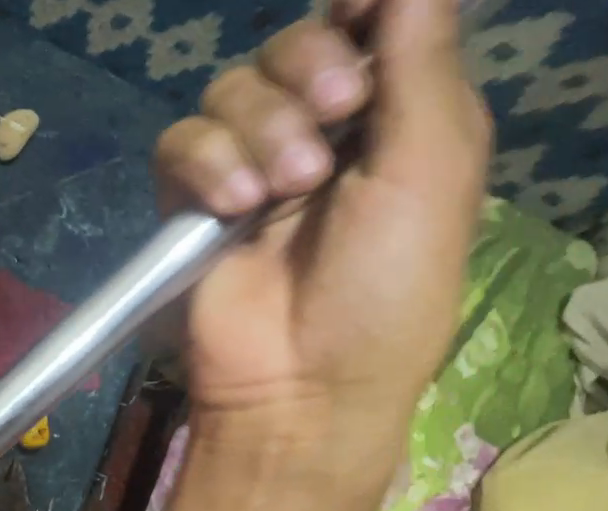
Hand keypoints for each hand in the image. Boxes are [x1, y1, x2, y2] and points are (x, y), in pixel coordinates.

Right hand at [154, 0, 489, 458]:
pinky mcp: (185, 206)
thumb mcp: (430, 166)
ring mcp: (242, 170)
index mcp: (390, 116)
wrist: (298, 378)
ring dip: (259, 130)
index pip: (363, 25)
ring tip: (282, 191)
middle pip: (288, 45)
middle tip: (334, 119)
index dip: (355, 12)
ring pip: (227, 93)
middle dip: (307, 72)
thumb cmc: (385, 283)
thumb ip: (420, 64)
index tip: (359, 16)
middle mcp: (314, 134)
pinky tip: (232, 206)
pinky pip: (177, 145)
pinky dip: (205, 163)